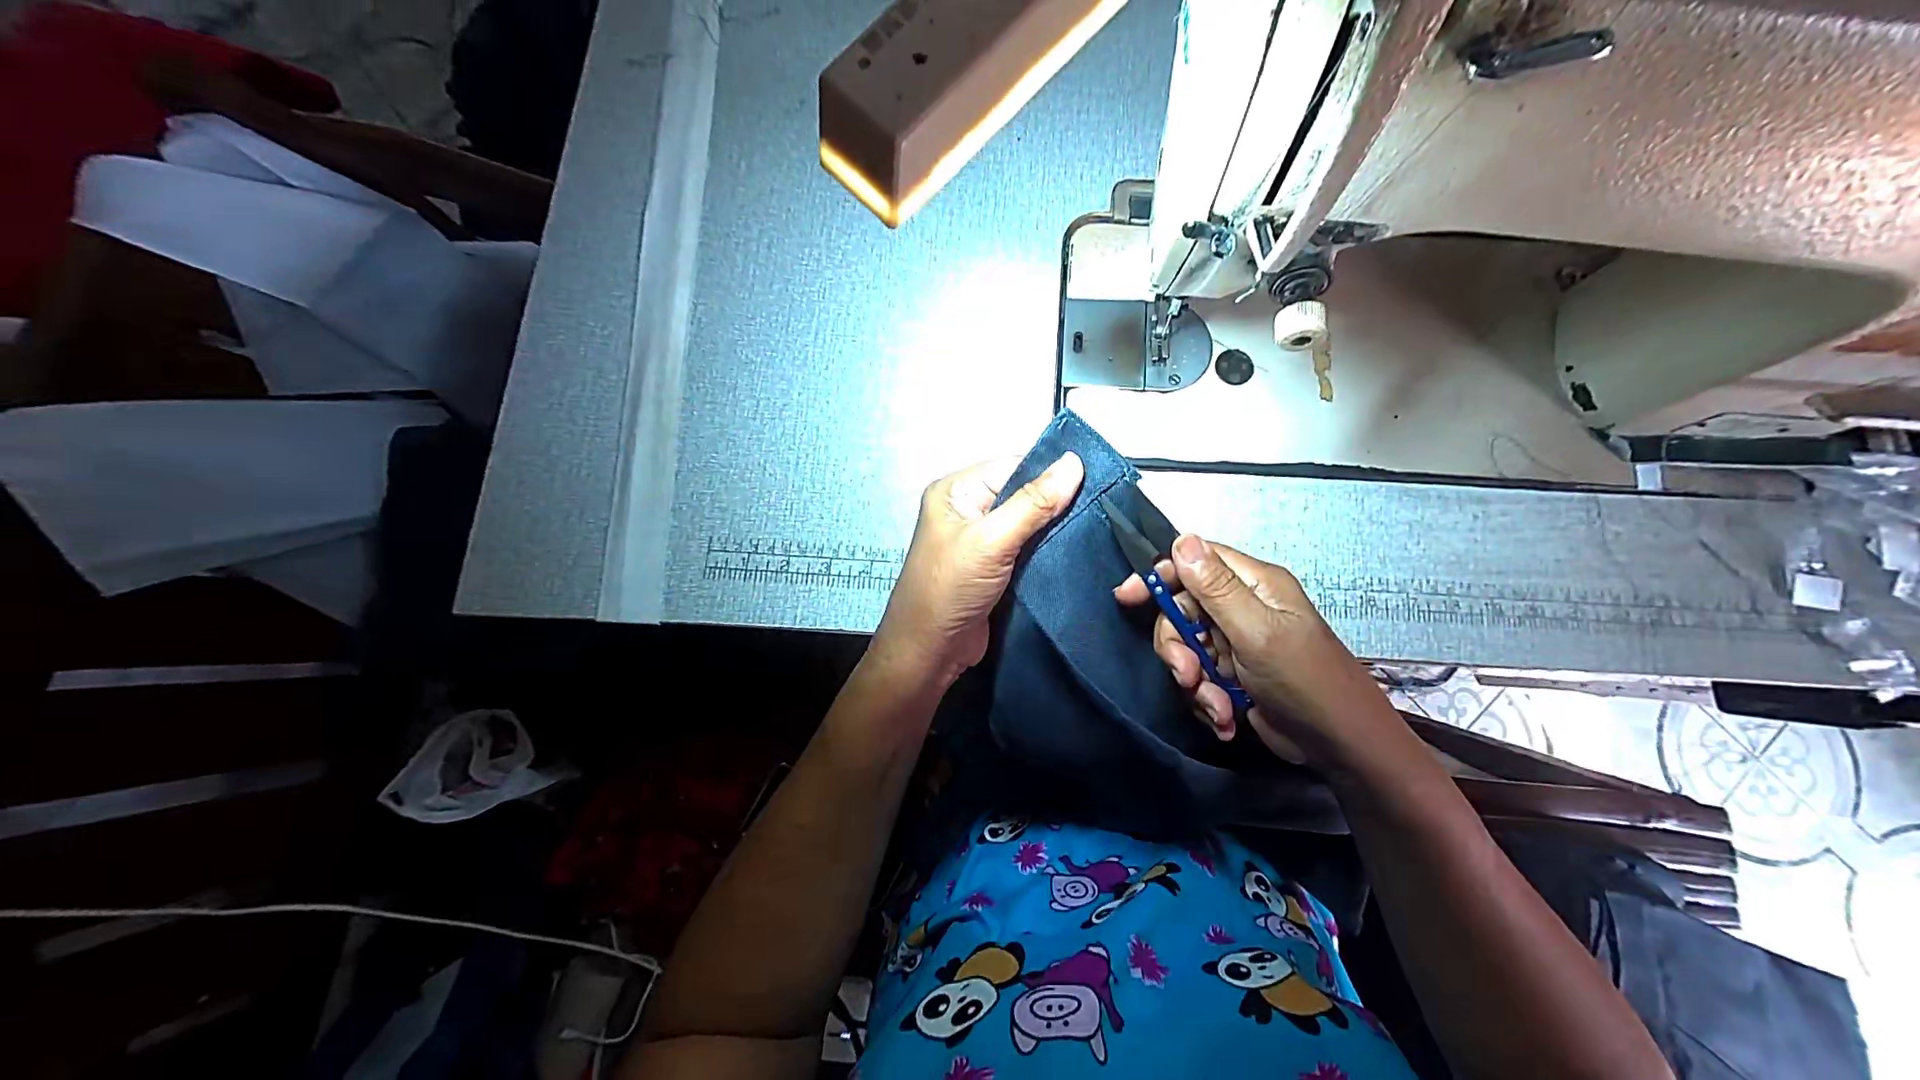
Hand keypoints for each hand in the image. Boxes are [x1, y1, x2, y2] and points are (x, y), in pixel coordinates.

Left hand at [871, 453, 1084, 686]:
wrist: (929, 653)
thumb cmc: (949, 590)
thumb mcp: (991, 541)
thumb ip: (1033, 503)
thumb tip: (1074, 463)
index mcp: (957, 491)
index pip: (1014, 466)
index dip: (1052, 473)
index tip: (1096, 481)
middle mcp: (969, 509)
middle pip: (1024, 493)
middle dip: (1059, 503)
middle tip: (1103, 509)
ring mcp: (982, 540)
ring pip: (1031, 523)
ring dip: (1057, 529)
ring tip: (1098, 530)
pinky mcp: (995, 567)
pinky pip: (1029, 549)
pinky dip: (1050, 550)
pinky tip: (1077, 551)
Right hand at [1114, 534, 1404, 768]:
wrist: (1341, 747)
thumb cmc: (1305, 682)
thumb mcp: (1257, 631)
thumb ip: (1216, 588)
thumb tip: (1183, 539)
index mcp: (1253, 585)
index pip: (1195, 562)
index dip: (1160, 576)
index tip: (1128, 597)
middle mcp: (1242, 608)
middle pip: (1182, 610)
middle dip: (1178, 646)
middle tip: (1187, 675)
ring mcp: (1236, 643)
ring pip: (1186, 648)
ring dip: (1194, 681)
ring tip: (1217, 707)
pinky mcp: (1233, 675)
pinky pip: (1198, 677)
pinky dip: (1205, 699)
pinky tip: (1225, 717)